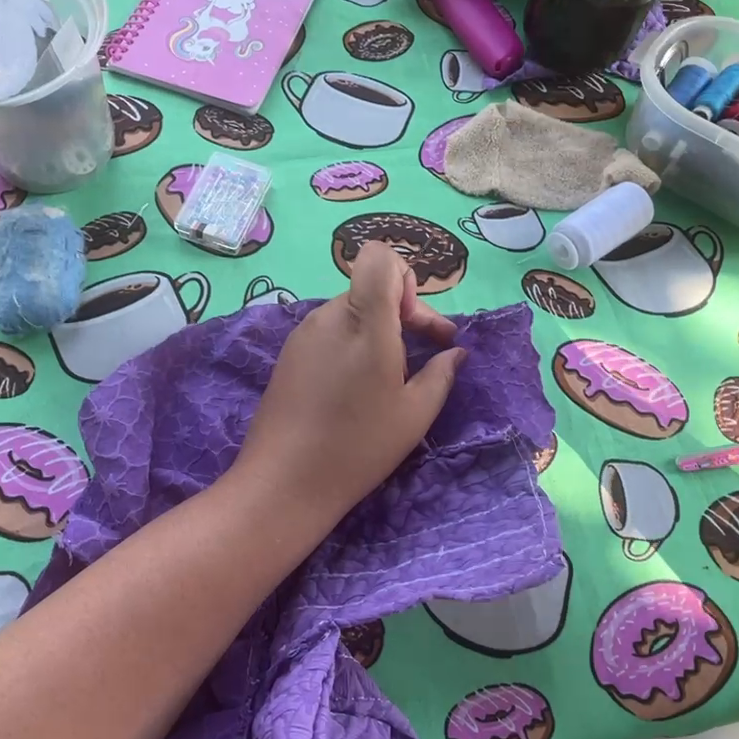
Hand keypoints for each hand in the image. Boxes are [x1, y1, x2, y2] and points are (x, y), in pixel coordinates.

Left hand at [231, 242, 467, 515]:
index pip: (379, 257)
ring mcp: (303, 333)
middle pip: (370, 288)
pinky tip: (357, 388)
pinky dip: (351, 345)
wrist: (284, 481)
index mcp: (364, 321)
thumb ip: (440, 373)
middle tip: (429, 355)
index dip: (405, 278)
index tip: (415, 324)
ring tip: (393, 377)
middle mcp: (330, 316)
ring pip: (350, 311)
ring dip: (378, 331)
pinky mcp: (288, 354)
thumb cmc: (358, 446)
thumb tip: (454, 353)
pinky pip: (329, 332)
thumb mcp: (414, 414)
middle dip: (404, 313)